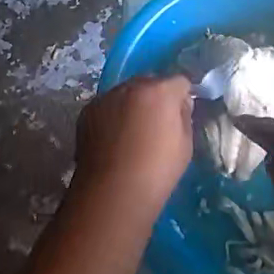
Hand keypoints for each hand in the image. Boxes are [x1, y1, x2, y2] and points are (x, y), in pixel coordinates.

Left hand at [73, 74, 192, 205]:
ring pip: (126, 93)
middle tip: (155, 124)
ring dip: (132, 105)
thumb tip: (179, 105)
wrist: (112, 192)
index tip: (180, 114)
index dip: (182, 96)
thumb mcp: (185, 146)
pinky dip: (112, 116)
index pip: (179, 81)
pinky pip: (107, 106)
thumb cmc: (157, 172)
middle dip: (155, 97)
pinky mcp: (88, 110)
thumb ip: (184, 117)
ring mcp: (107, 96)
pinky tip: (112, 140)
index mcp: (160, 91)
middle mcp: (132, 86)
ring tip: (130, 134)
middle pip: (150, 82)